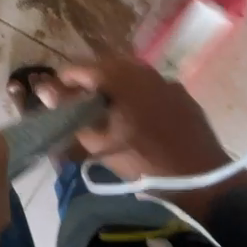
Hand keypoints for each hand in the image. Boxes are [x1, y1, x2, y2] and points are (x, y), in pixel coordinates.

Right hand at [31, 59, 246, 219]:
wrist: (202, 179)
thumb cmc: (143, 160)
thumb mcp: (97, 141)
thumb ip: (67, 111)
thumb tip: (43, 90)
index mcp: (117, 77)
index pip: (77, 69)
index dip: (61, 84)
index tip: (55, 102)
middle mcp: (140, 70)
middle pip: (102, 67)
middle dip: (87, 83)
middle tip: (79, 107)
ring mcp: (164, 80)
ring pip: (128, 75)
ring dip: (112, 87)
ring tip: (107, 112)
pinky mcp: (181, 94)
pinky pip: (150, 87)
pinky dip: (137, 96)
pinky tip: (137, 118)